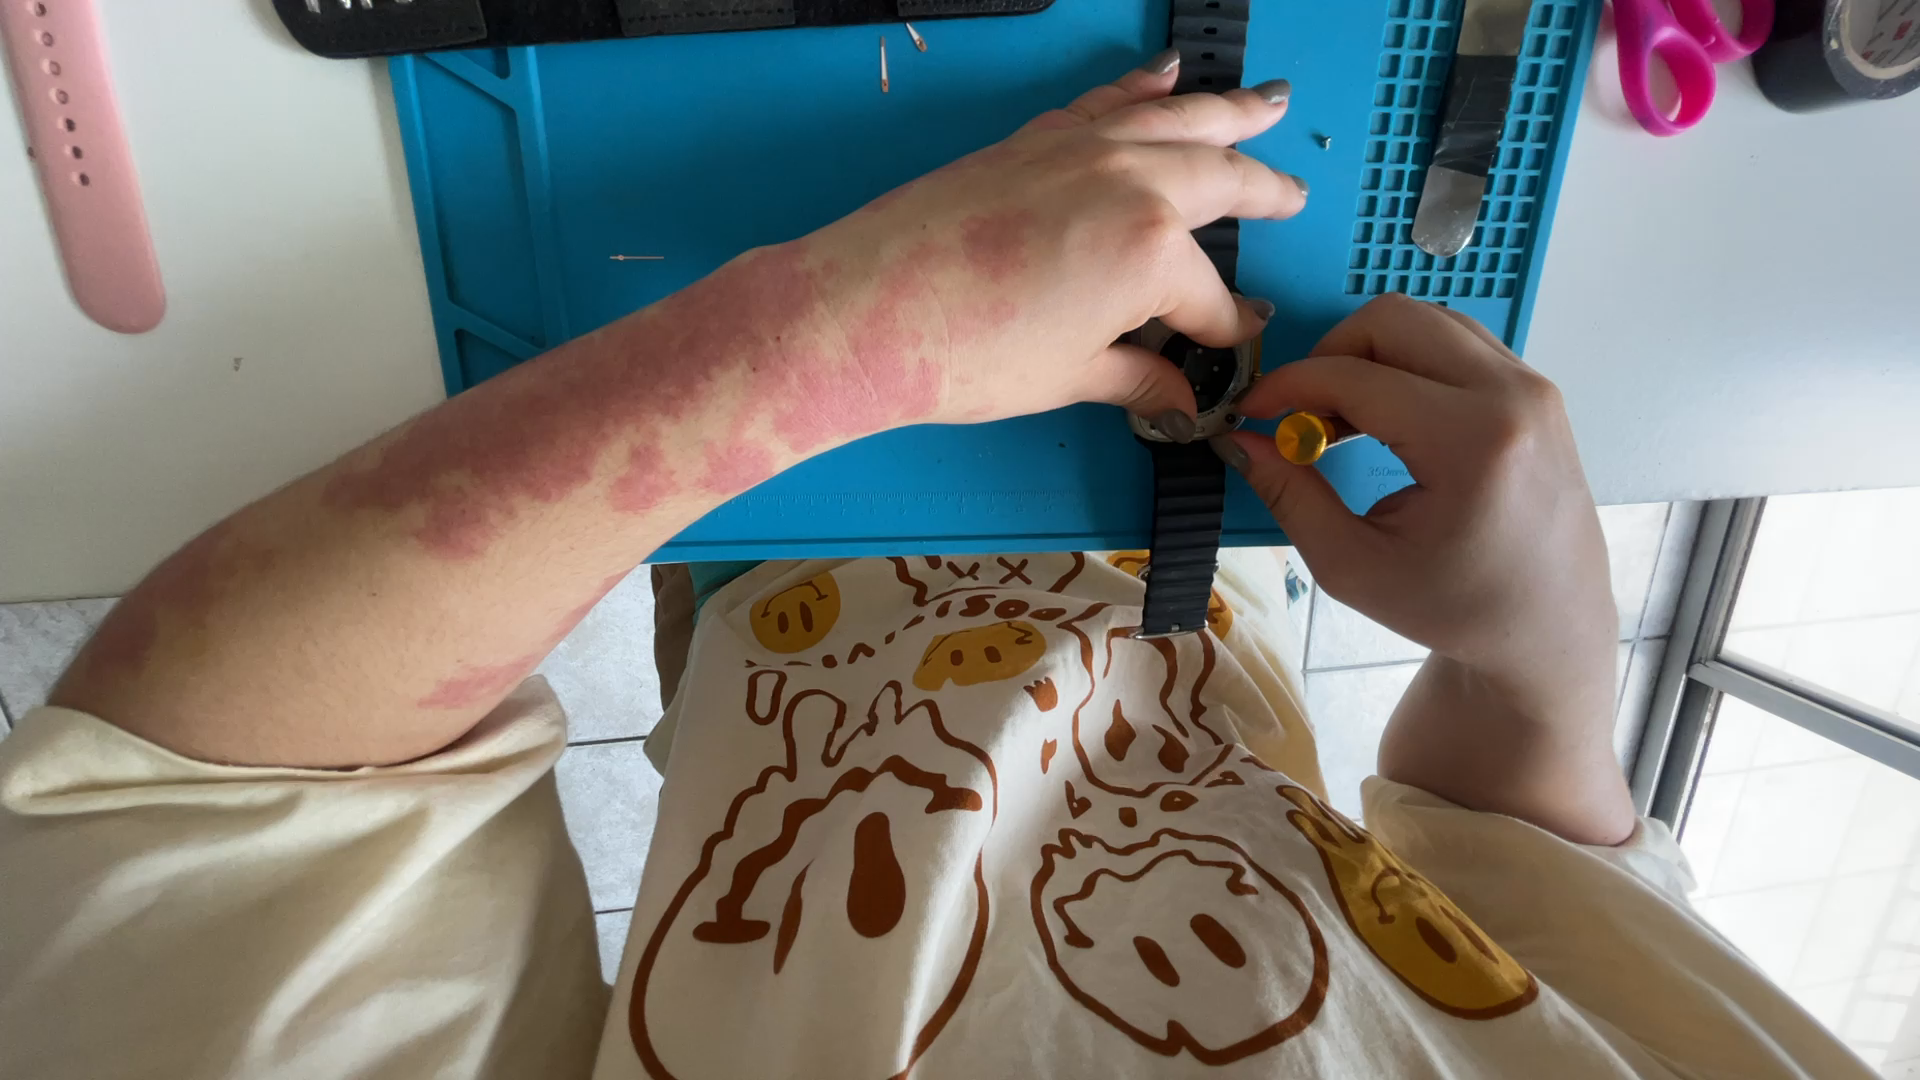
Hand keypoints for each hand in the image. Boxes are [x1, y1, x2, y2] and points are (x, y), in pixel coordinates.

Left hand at [767, 53, 1306, 440]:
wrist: (866, 313)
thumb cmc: (966, 356)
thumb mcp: (1068, 376)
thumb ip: (1136, 377)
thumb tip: (1174, 397)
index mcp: (1149, 252)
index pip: (1205, 301)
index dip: (1221, 332)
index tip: (1232, 347)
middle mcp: (1129, 184)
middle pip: (1216, 183)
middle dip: (1263, 192)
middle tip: (1294, 196)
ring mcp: (1080, 151)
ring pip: (1176, 121)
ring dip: (1228, 113)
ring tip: (1270, 101)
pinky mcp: (1034, 141)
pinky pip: (1107, 102)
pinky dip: (1143, 88)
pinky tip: (1168, 75)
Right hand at [1218, 295, 1631, 841]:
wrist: (1547, 628)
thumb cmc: (1450, 607)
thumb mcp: (1350, 565)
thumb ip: (1290, 494)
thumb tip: (1239, 442)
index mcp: (1472, 440)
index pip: (1355, 375)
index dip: (1286, 385)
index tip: (1248, 412)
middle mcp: (1512, 394)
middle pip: (1393, 319)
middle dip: (1326, 355)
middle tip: (1299, 413)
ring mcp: (1531, 386)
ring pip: (1424, 321)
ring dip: (1363, 356)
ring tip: (1336, 420)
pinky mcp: (1532, 392)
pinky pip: (1450, 343)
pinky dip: (1398, 365)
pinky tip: (1378, 420)